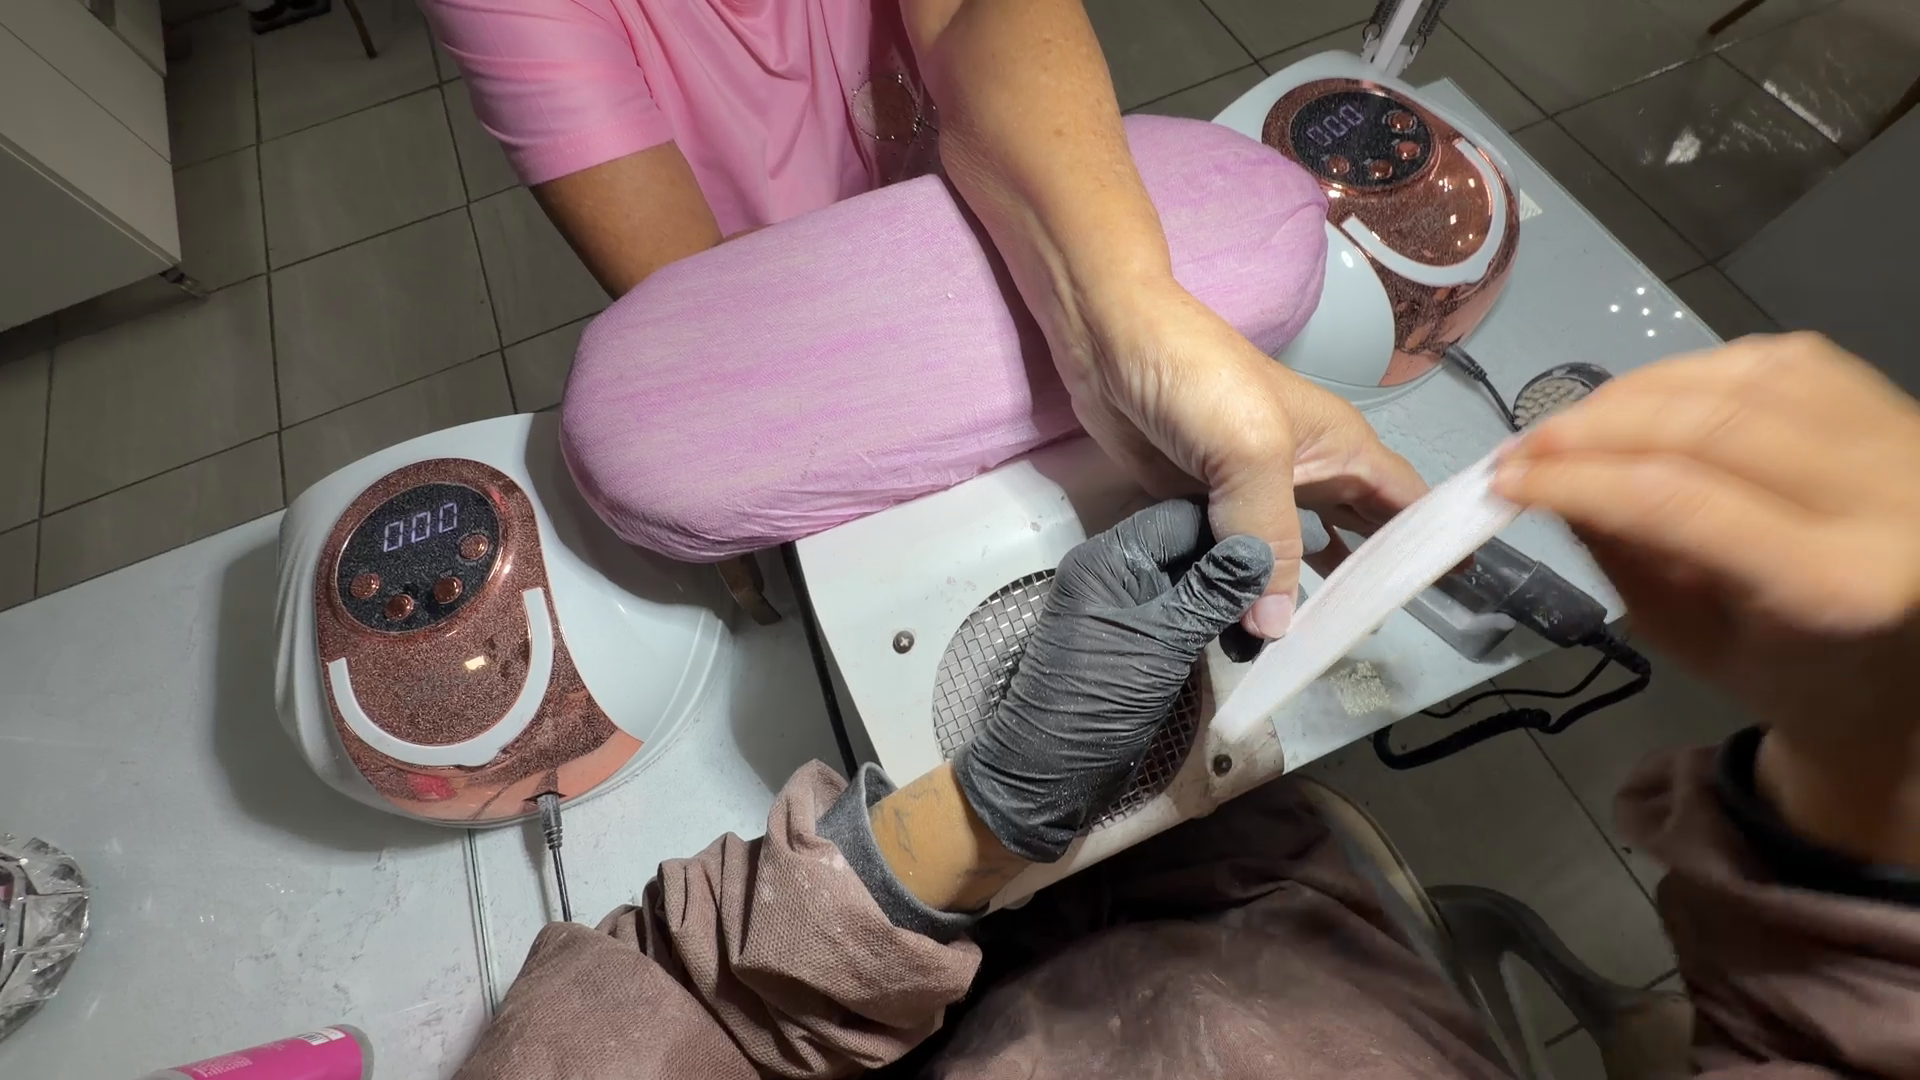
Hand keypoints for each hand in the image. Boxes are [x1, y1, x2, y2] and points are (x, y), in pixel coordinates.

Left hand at [953, 499, 1272, 860]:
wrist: (1052, 767)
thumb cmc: (1099, 699)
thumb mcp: (1163, 641)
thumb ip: (1213, 592)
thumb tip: (1263, 546)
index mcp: (1110, 556)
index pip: (1184, 517)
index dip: (1240, 527)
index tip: (1301, 539)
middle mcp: (1114, 568)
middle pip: (1189, 546)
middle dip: (1242, 565)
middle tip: (1299, 585)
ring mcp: (1123, 602)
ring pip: (1191, 580)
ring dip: (1234, 597)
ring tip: (1277, 622)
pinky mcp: (1135, 634)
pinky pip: (1182, 610)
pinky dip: (1215, 619)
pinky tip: (1246, 638)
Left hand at [1070, 283, 1428, 637]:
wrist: (1111, 346)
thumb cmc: (1201, 380)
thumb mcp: (1254, 451)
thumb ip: (1271, 536)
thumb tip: (1277, 626)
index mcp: (1340, 451)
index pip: (1406, 506)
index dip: (1428, 551)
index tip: (1436, 608)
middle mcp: (1303, 477)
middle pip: (1348, 540)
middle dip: (1354, 591)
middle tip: (1349, 649)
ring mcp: (1246, 495)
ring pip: (1283, 557)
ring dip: (1289, 597)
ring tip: (1293, 650)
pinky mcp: (1198, 507)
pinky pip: (1227, 556)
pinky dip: (1233, 588)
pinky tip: (1232, 624)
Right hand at [1494, 333, 1919, 863]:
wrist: (1911, 666)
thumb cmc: (1785, 670)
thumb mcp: (1682, 636)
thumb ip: (1619, 554)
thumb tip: (1545, 487)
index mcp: (1835, 586)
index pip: (1674, 501)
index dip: (1572, 481)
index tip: (1502, 482)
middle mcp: (1895, 503)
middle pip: (1709, 425)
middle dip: (1589, 428)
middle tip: (1520, 448)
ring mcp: (1908, 444)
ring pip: (1744, 377)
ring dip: (1629, 393)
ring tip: (1567, 424)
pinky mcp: (1898, 411)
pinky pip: (1781, 361)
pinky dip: (1688, 372)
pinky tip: (1639, 402)